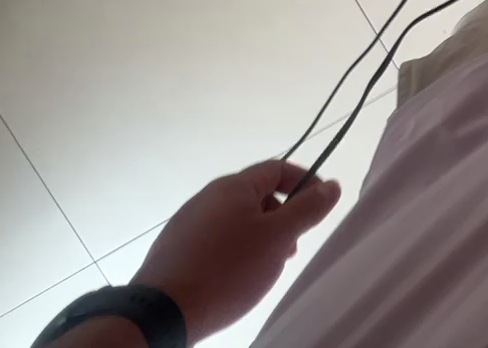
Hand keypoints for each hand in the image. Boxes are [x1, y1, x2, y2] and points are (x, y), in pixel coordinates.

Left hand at [131, 161, 342, 341]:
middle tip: (291, 246)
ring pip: (236, 221)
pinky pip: (214, 243)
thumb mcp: (279, 237)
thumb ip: (309, 208)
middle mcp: (206, 198)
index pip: (279, 168)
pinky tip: (233, 280)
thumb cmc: (227, 269)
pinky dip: (233, 253)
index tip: (319, 208)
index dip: (305, 182)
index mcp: (232, 187)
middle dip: (282, 217)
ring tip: (264, 268)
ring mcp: (184, 227)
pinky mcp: (171, 255)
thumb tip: (331, 185)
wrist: (156, 318)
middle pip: (258, 196)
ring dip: (259, 237)